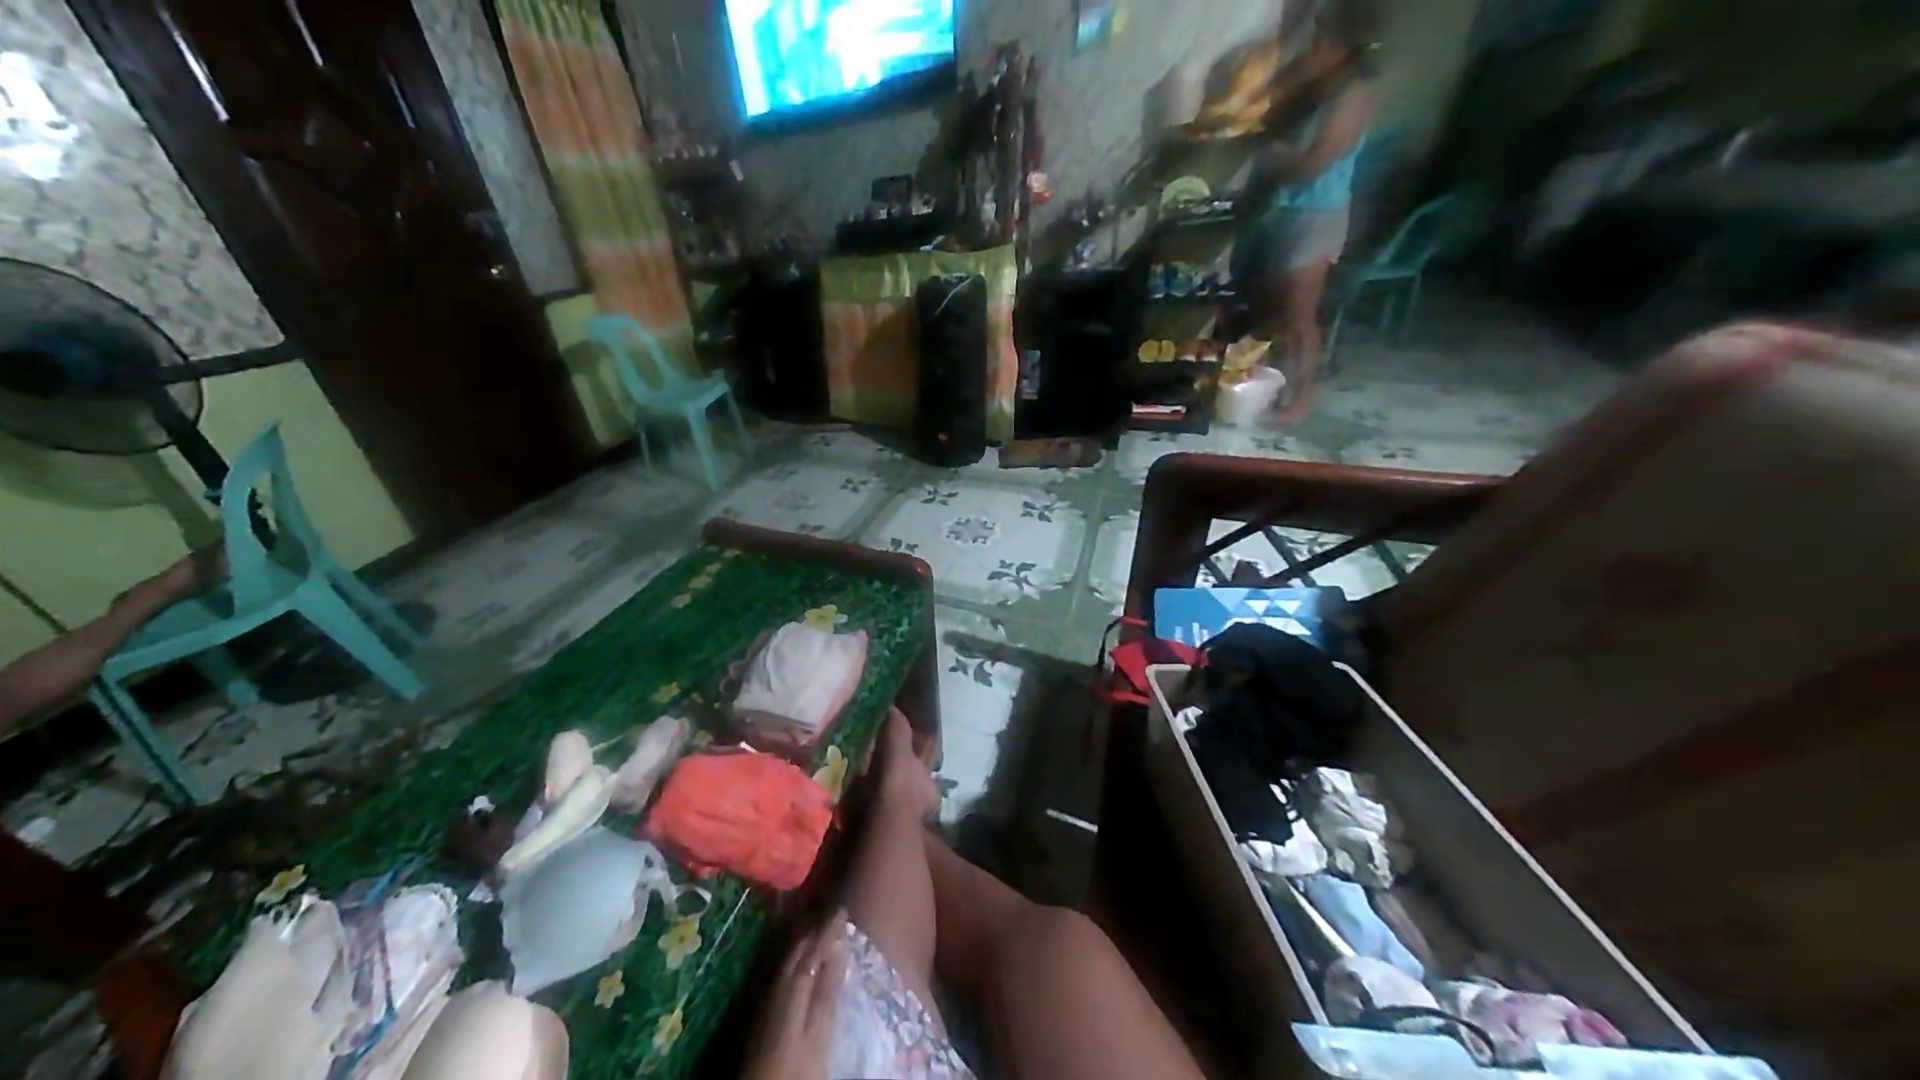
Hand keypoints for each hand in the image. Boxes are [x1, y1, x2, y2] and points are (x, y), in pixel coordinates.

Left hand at [741, 912, 847, 1079]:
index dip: (829, 925)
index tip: (843, 907)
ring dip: (807, 937)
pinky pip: (786, 963)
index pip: (815, 943)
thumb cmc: (797, 1064)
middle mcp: (780, 978)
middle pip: (800, 944)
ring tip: (823, 925)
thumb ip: (828, 989)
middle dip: (817, 926)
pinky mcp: (766, 1003)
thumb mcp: (820, 1030)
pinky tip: (804, 955)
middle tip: (835, 911)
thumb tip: (837, 948)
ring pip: (791, 953)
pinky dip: (799, 952)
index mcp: (795, 980)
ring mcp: (770, 990)